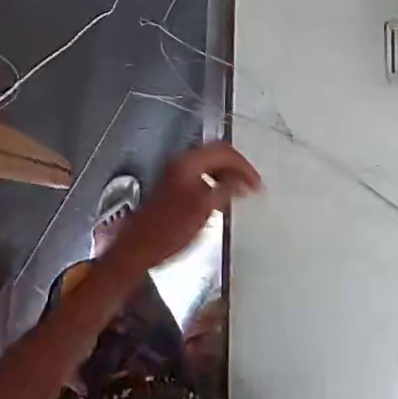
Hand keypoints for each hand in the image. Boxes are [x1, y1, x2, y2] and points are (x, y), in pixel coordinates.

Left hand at [101, 144, 260, 272]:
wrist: (141, 246)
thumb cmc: (166, 231)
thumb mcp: (205, 209)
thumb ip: (226, 190)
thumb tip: (242, 182)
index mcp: (187, 164)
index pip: (224, 152)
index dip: (244, 166)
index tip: (256, 181)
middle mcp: (179, 164)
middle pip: (216, 154)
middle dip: (237, 167)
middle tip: (252, 184)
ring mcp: (175, 174)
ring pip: (209, 164)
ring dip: (227, 174)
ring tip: (241, 191)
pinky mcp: (173, 186)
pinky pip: (201, 175)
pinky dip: (216, 182)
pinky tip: (222, 197)